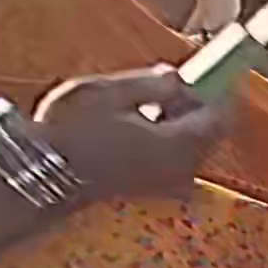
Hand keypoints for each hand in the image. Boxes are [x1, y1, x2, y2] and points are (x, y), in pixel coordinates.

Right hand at [33, 68, 232, 202]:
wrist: (48, 173)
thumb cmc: (73, 128)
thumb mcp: (107, 93)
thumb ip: (150, 85)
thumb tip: (178, 78)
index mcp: (181, 145)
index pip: (219, 121)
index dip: (218, 99)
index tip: (211, 79)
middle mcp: (188, 168)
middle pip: (210, 135)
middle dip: (197, 110)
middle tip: (172, 86)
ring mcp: (178, 182)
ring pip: (196, 148)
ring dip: (183, 125)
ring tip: (150, 103)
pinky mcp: (164, 189)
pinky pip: (181, 160)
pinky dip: (172, 141)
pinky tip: (143, 126)